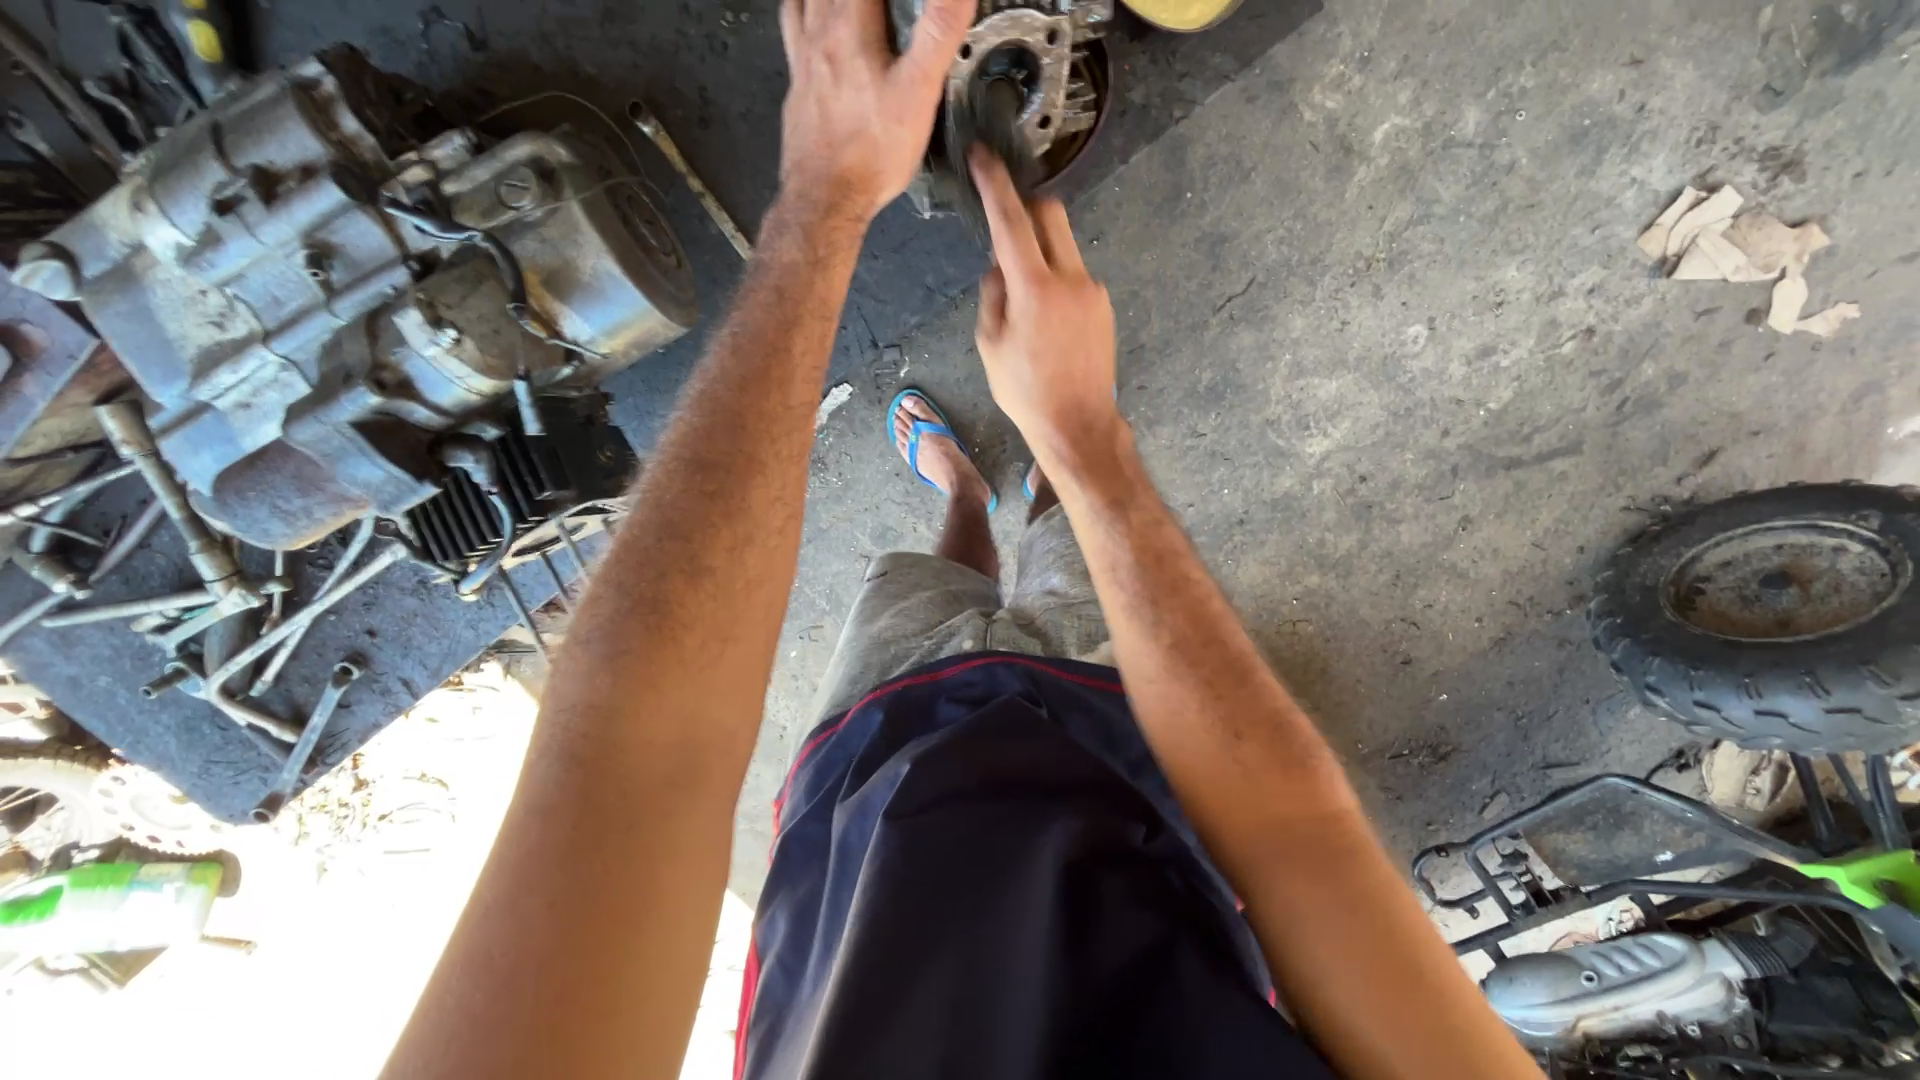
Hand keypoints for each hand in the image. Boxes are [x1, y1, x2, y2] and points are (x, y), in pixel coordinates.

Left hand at [778, 0, 971, 223]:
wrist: (826, 199)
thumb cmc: (871, 153)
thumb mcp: (918, 92)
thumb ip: (938, 33)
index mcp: (849, 29)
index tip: (902, 1)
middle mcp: (818, 38)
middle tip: (882, 5)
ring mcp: (802, 66)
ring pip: (802, 4)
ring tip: (844, 4)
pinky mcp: (797, 93)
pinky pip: (794, 41)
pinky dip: (804, 23)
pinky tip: (819, 38)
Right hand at [972, 146, 1123, 465]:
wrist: (1077, 424)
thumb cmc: (1024, 391)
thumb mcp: (990, 345)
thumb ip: (993, 294)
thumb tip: (1001, 266)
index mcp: (1035, 288)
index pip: (1011, 220)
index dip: (994, 184)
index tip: (983, 156)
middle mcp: (1071, 278)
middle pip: (1051, 214)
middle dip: (1027, 207)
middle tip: (1008, 225)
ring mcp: (1093, 290)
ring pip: (1064, 247)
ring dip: (1041, 253)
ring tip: (1025, 303)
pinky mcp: (1104, 305)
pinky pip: (1075, 277)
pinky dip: (1056, 281)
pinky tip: (1047, 321)